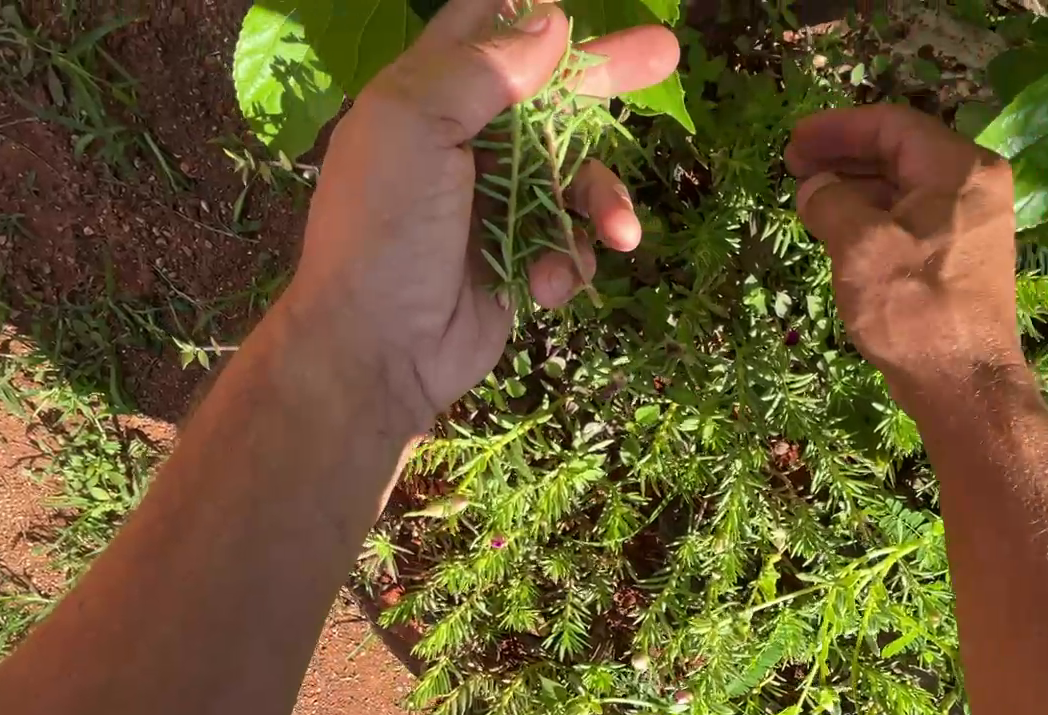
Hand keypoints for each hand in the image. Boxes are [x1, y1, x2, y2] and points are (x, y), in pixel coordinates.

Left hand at [284, 0, 678, 434]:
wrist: (380, 346)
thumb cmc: (386, 229)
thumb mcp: (415, 126)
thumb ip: (482, 68)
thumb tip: (554, 22)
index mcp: (434, 95)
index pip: (488, 27)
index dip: (537, 17)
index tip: (581, 11)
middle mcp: (471, 143)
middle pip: (553, 97)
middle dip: (609, 80)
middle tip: (667, 54)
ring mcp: (500, 206)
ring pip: (576, 181)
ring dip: (603, 205)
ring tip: (621, 235)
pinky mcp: (520, 261)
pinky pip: (568, 245)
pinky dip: (567, 264)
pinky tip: (546, 288)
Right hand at [786, 105, 1021, 415]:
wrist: (960, 382)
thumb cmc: (913, 308)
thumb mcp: (861, 248)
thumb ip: (832, 204)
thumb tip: (813, 188)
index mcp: (959, 170)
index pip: (893, 126)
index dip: (838, 129)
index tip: (794, 141)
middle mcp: (971, 189)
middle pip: (899, 155)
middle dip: (843, 157)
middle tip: (795, 165)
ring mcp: (966, 227)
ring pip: (901, 192)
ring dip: (854, 190)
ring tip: (809, 198)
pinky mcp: (955, 261)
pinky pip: (907, 223)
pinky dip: (871, 220)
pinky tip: (839, 231)